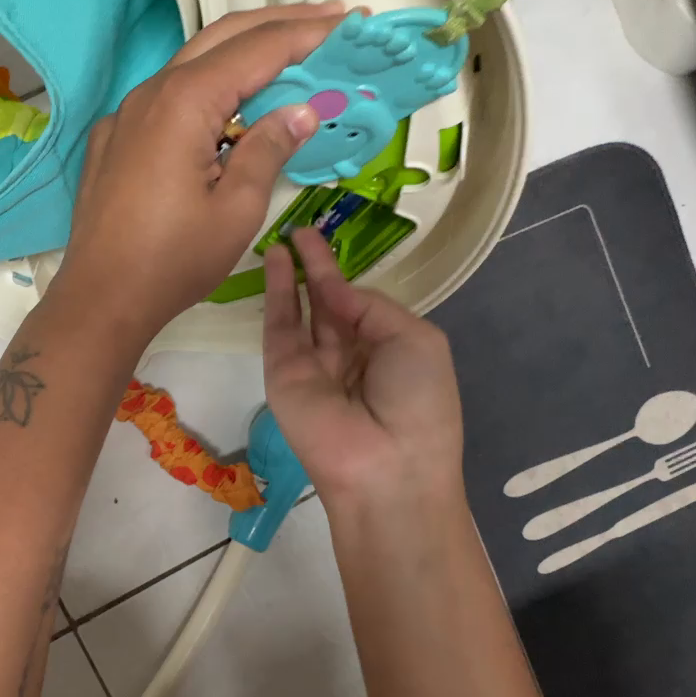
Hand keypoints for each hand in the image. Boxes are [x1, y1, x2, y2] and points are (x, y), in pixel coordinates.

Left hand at [51, 1, 347, 336]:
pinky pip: (163, 101)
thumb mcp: (236, 211)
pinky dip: (202, 93)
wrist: (100, 300)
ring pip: (189, 68)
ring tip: (285, 64)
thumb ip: (268, 151)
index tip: (349, 22)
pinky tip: (224, 113)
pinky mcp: (112, 143)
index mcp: (183, 103)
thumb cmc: (171, 263)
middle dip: (276, 26)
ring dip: (238, 59)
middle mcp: (148, 95)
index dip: (307, 34)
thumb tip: (299, 112)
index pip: (257, 49)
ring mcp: (123, 118)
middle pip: (220, 40)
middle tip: (327, 24)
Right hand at [262, 228, 465, 509]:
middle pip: (325, 304)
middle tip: (299, 230)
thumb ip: (372, 307)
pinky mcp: (281, 372)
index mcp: (385, 350)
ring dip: (290, 274)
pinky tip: (276, 261)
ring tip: (282, 238)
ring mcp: (311, 365)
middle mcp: (346, 356)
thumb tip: (334, 291)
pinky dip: (277, 291)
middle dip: (314, 268)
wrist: (385, 466)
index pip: (356, 305)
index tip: (322, 239)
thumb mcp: (415, 340)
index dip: (340, 273)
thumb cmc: (418, 403)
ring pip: (298, 310)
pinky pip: (279, 325)